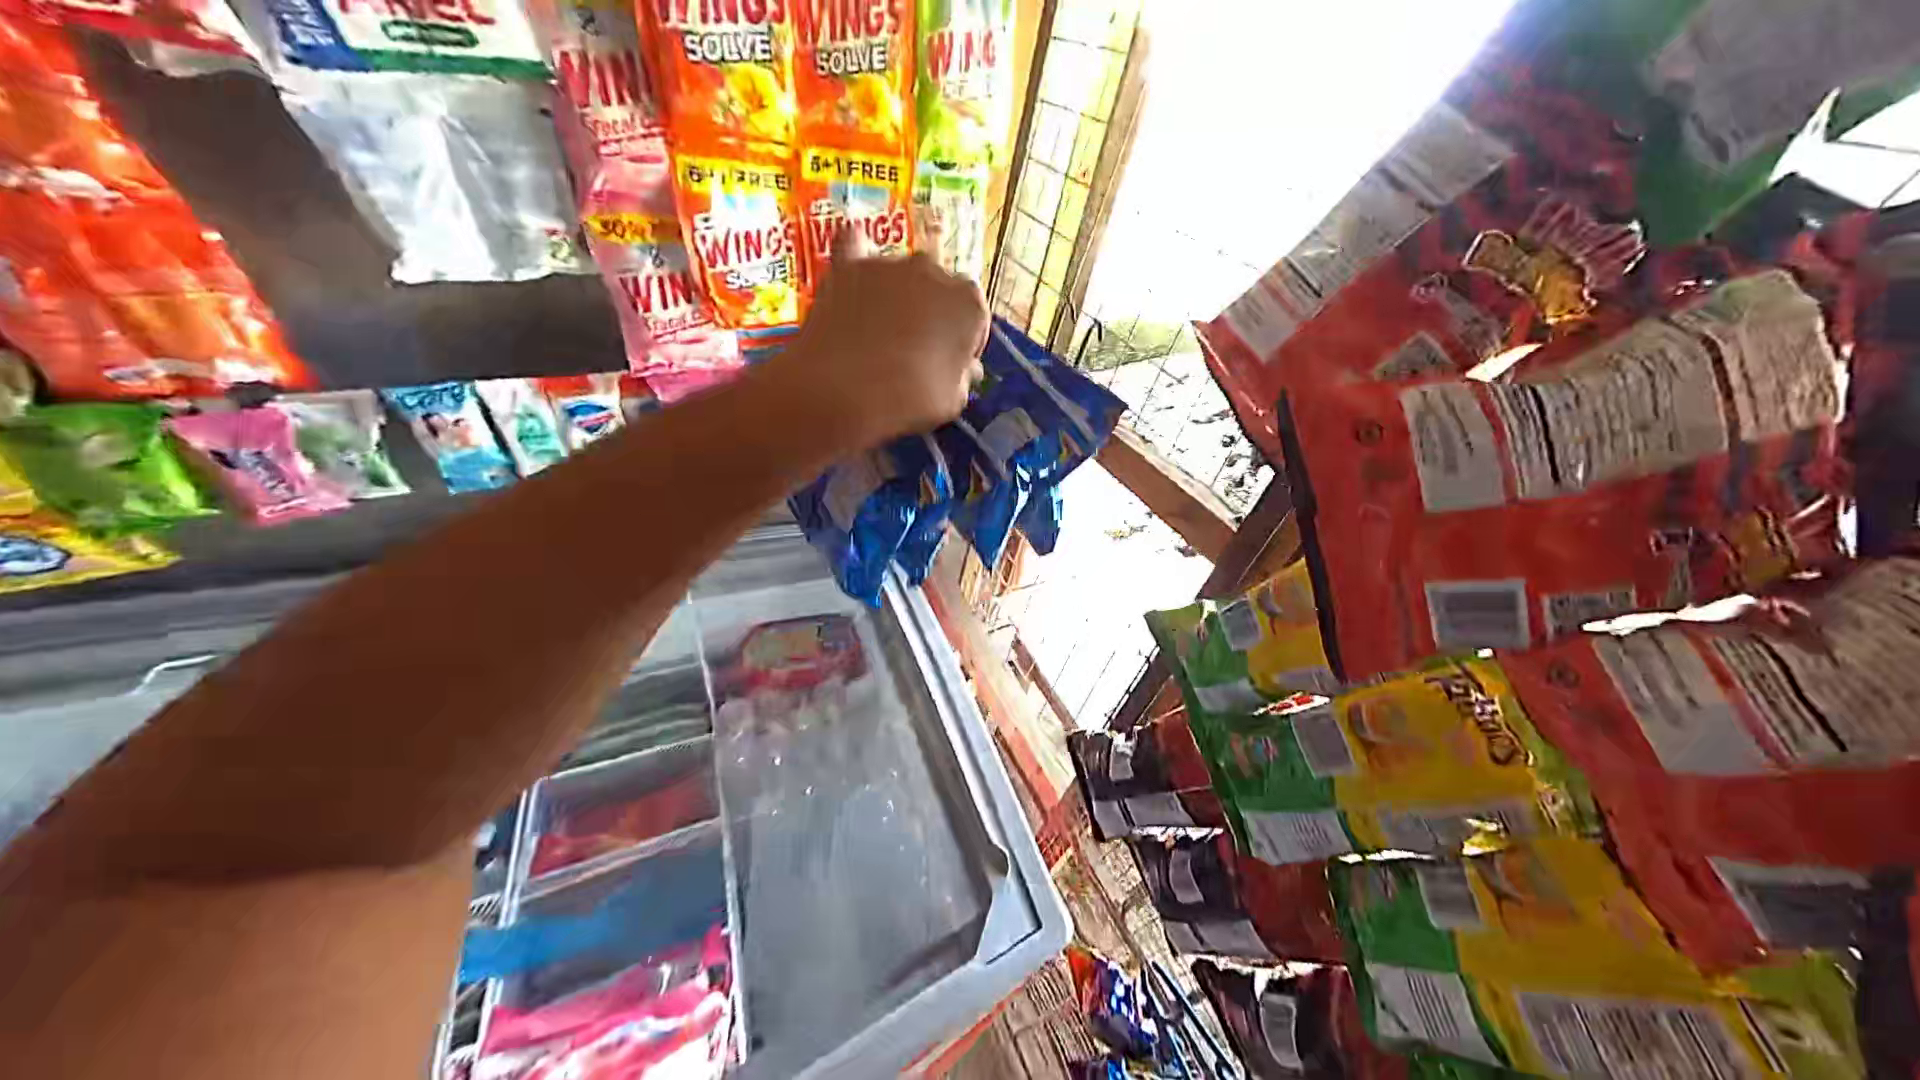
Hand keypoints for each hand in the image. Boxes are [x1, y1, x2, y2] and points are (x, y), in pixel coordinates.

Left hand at [773, 237, 987, 446]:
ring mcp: (890, 263)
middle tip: (914, 349)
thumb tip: (965, 368)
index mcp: (969, 304)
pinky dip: (855, 252)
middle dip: (931, 314)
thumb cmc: (908, 400)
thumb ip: (962, 376)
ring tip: (877, 331)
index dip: (962, 342)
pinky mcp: (849, 264)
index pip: (973, 318)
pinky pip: (854, 248)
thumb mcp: (952, 400)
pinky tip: (852, 253)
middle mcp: (935, 271)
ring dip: (896, 294)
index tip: (949, 361)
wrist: (842, 391)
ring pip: (900, 276)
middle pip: (938, 290)